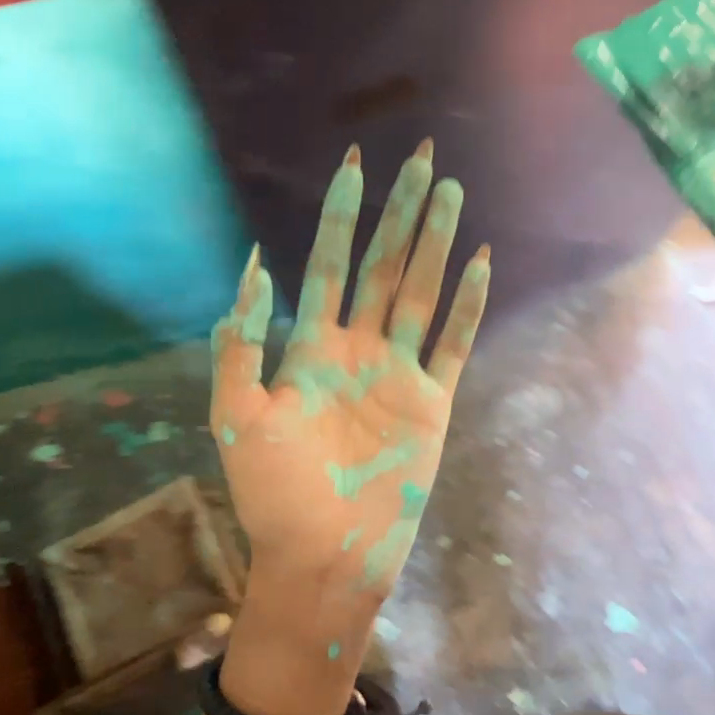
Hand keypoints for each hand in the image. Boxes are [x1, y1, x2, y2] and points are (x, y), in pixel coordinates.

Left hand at [211, 141, 488, 602]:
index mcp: (312, 348)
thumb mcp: (236, 415)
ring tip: (450, 193)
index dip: (342, 215)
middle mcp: (359, 349)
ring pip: (421, 293)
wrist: (323, 555)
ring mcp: (399, 374)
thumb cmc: (273, 493)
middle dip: (401, 212)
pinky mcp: (433, 403)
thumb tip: (255, 266)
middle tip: (422, 159)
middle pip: (385, 266)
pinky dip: (467, 304)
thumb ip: (240, 342)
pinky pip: (454, 343)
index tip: (355, 164)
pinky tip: (478, 263)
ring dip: (436, 243)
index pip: (331, 264)